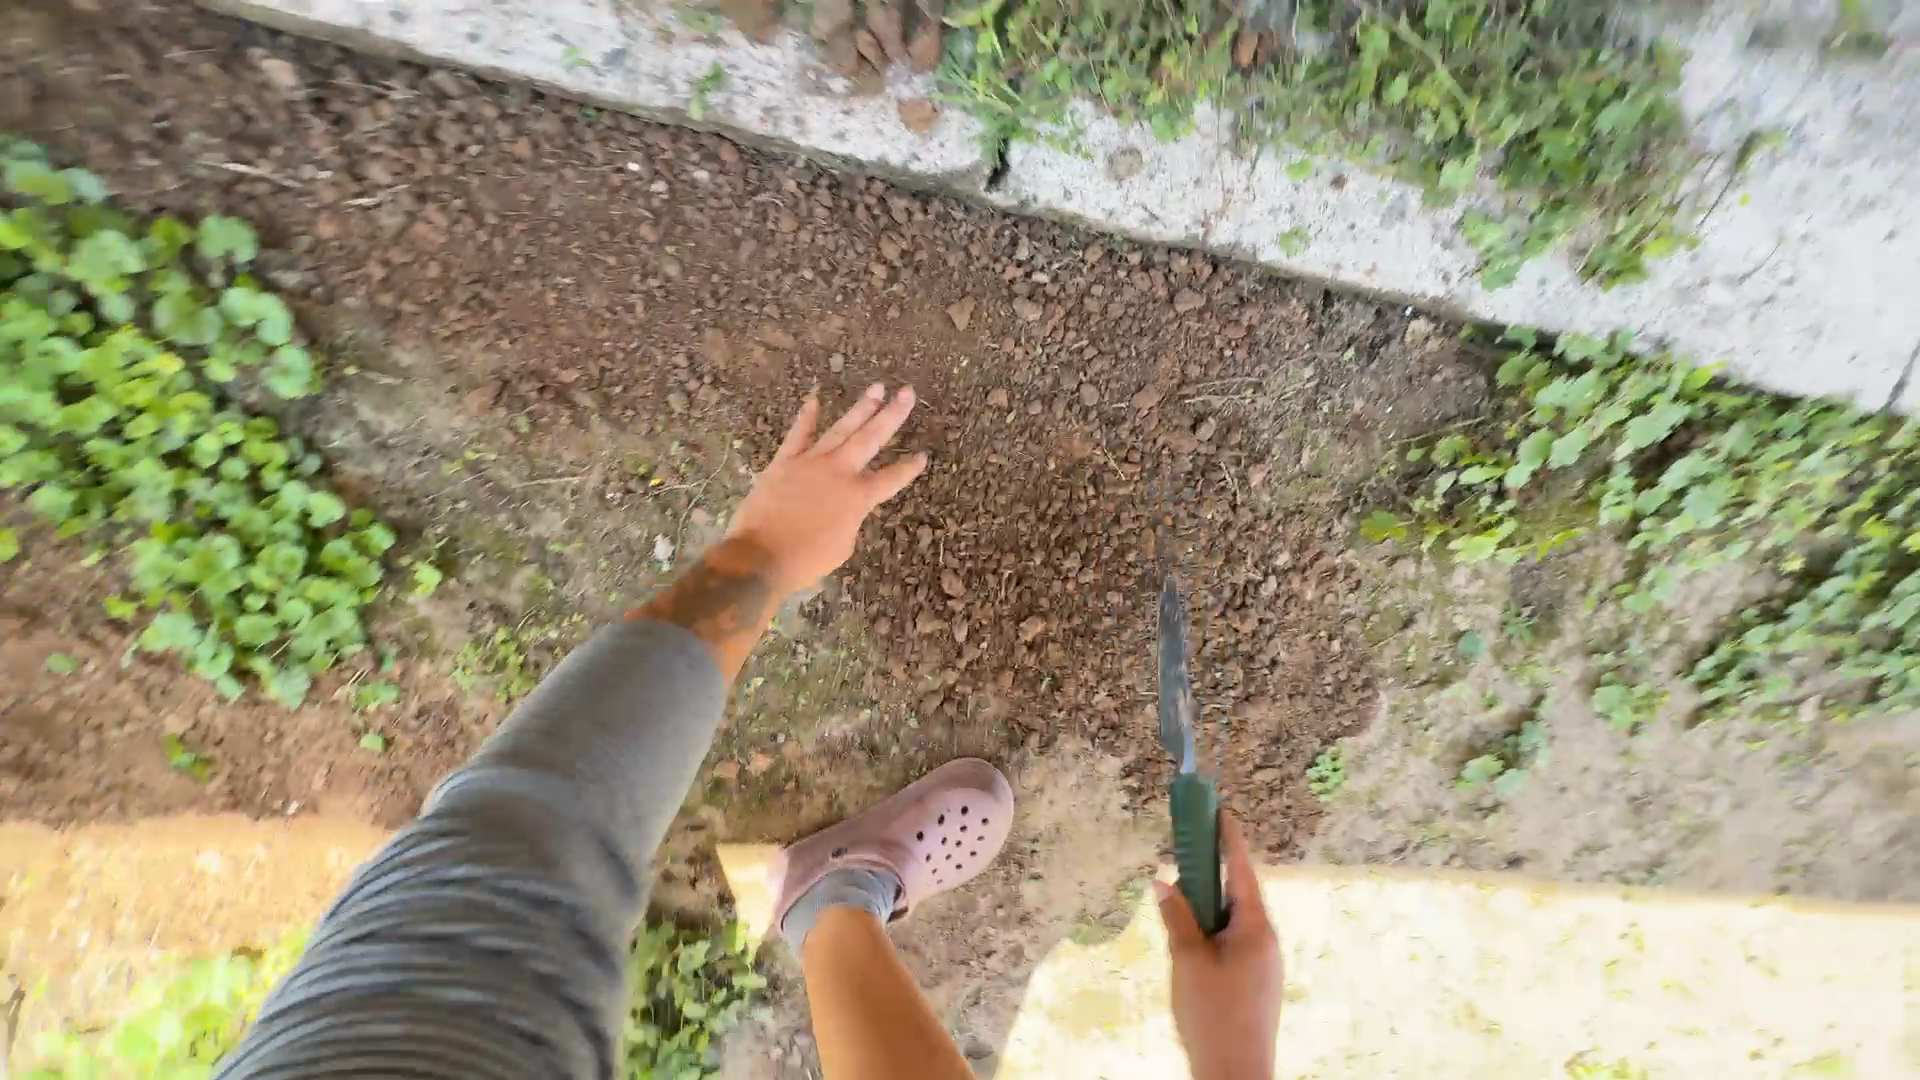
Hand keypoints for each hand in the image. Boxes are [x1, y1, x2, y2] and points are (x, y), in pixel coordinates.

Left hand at [727, 384, 926, 596]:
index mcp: (858, 497)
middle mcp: (839, 472)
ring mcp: (811, 463)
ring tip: (877, 388)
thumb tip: (847, 507)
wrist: (762, 555)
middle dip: (892, 415)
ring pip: (841, 430)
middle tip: (907, 393)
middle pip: (871, 439)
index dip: (909, 468)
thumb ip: (851, 520)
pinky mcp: (784, 462)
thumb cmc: (806, 559)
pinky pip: (798, 435)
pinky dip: (806, 417)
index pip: (891, 478)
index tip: (923, 456)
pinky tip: (814, 399)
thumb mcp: (842, 546)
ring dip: (860, 408)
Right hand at [1156, 811, 1282, 1079]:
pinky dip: (1211, 925)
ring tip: (1179, 900)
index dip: (1229, 839)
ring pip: (1232, 917)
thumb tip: (1163, 881)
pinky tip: (1189, 937)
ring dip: (1207, 903)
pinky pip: (1232, 938)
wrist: (1234, 1076)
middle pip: (1236, 892)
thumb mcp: (1188, 959)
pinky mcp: (1254, 980)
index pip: (1241, 870)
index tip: (1219, 809)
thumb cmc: (1214, 1013)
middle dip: (1210, 873)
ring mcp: (1262, 962)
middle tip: (1184, 853)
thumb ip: (1177, 916)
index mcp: (1255, 928)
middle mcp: (1265, 940)